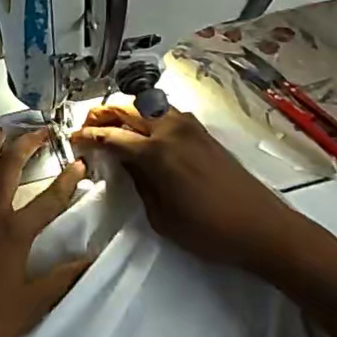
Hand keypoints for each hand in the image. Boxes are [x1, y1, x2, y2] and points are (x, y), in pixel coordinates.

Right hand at [72, 106, 289, 270]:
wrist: (263, 228)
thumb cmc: (208, 231)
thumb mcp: (161, 216)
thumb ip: (137, 182)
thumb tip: (122, 163)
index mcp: (156, 152)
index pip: (111, 135)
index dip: (87, 137)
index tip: (72, 141)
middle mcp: (170, 129)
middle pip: (126, 109)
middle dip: (101, 115)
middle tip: (86, 130)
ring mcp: (188, 125)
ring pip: (146, 105)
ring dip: (124, 112)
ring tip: (111, 129)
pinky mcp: (201, 131)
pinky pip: (164, 111)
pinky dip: (146, 115)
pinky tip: (141, 133)